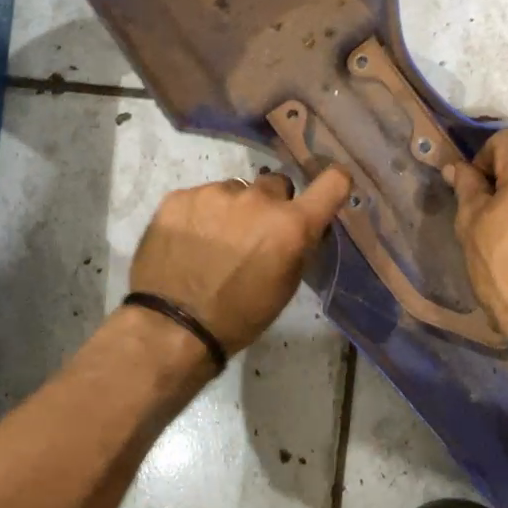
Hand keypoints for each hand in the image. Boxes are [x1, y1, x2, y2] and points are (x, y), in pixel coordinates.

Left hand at [129, 168, 351, 353]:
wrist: (172, 326)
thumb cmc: (239, 316)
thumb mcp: (285, 286)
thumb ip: (299, 245)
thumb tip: (301, 226)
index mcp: (291, 225)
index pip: (333, 182)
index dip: (334, 182)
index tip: (326, 190)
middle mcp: (258, 199)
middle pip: (275, 185)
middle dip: (271, 205)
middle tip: (254, 234)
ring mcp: (215, 193)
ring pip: (235, 191)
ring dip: (233, 209)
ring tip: (213, 242)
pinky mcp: (180, 196)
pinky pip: (201, 197)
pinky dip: (200, 214)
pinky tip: (187, 242)